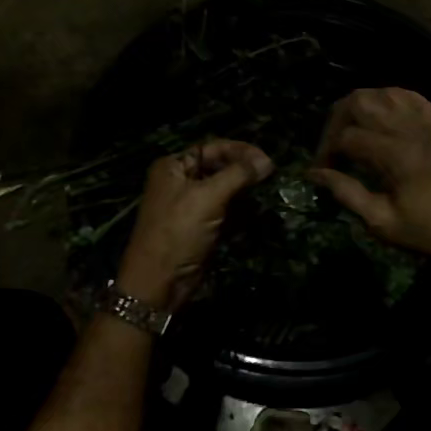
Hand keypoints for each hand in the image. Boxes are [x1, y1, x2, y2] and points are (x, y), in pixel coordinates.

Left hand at [118, 140, 273, 311]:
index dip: (239, 150)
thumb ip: (238, 175)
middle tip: (271, 176)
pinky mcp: (202, 228)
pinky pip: (226, 213)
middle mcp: (181, 182)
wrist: (159, 282)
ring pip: (225, 192)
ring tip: (268, 195)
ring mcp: (191, 207)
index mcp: (173, 167)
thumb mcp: (207, 198)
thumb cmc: (178, 232)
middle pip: (219, 168)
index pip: (211, 147)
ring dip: (246, 194)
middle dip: (244, 172)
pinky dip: (241, 213)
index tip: (267, 159)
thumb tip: (267, 161)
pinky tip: (258, 214)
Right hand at [309, 88, 430, 272]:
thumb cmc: (423, 232)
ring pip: (382, 92)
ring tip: (347, 131)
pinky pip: (409, 97)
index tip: (318, 172)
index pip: (346, 137)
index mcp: (395, 155)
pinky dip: (389, 99)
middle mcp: (408, 131)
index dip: (325, 152)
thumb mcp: (379, 221)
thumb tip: (315, 174)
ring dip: (358, 107)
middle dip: (335, 122)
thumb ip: (345, 192)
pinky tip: (379, 116)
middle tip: (329, 149)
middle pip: (360, 101)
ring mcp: (423, 126)